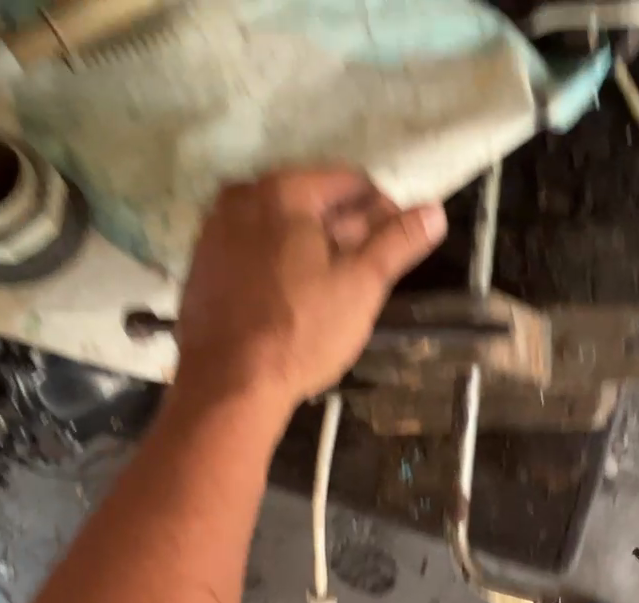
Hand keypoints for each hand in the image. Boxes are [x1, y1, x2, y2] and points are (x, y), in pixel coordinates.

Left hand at [172, 168, 447, 411]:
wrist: (228, 384)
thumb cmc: (301, 332)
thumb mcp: (361, 286)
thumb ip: (398, 243)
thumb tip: (434, 212)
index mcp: (283, 191)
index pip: (351, 182)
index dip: (384, 212)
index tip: (398, 247)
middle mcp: (242, 198)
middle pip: (313, 202)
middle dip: (347, 232)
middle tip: (371, 273)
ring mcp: (215, 232)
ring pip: (282, 228)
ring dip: (314, 249)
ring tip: (337, 291)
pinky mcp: (203, 267)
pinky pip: (254, 251)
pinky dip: (281, 265)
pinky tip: (297, 301)